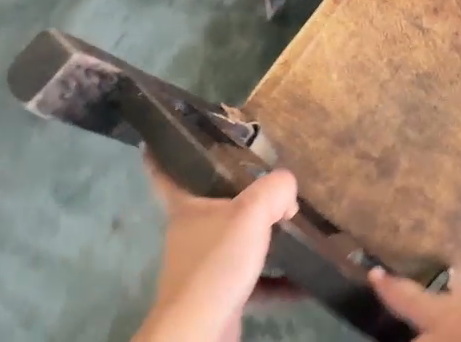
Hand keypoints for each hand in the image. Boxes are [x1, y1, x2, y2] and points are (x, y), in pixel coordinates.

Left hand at [134, 154, 298, 341]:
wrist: (200, 331)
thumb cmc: (216, 262)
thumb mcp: (250, 213)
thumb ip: (274, 190)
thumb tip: (288, 190)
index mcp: (186, 207)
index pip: (166, 172)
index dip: (160, 152)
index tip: (155, 138)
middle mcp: (191, 234)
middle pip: (212, 205)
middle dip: (236, 195)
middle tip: (266, 178)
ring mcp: (204, 268)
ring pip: (235, 243)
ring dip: (261, 238)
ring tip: (293, 225)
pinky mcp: (220, 297)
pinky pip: (253, 281)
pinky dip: (277, 280)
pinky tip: (304, 281)